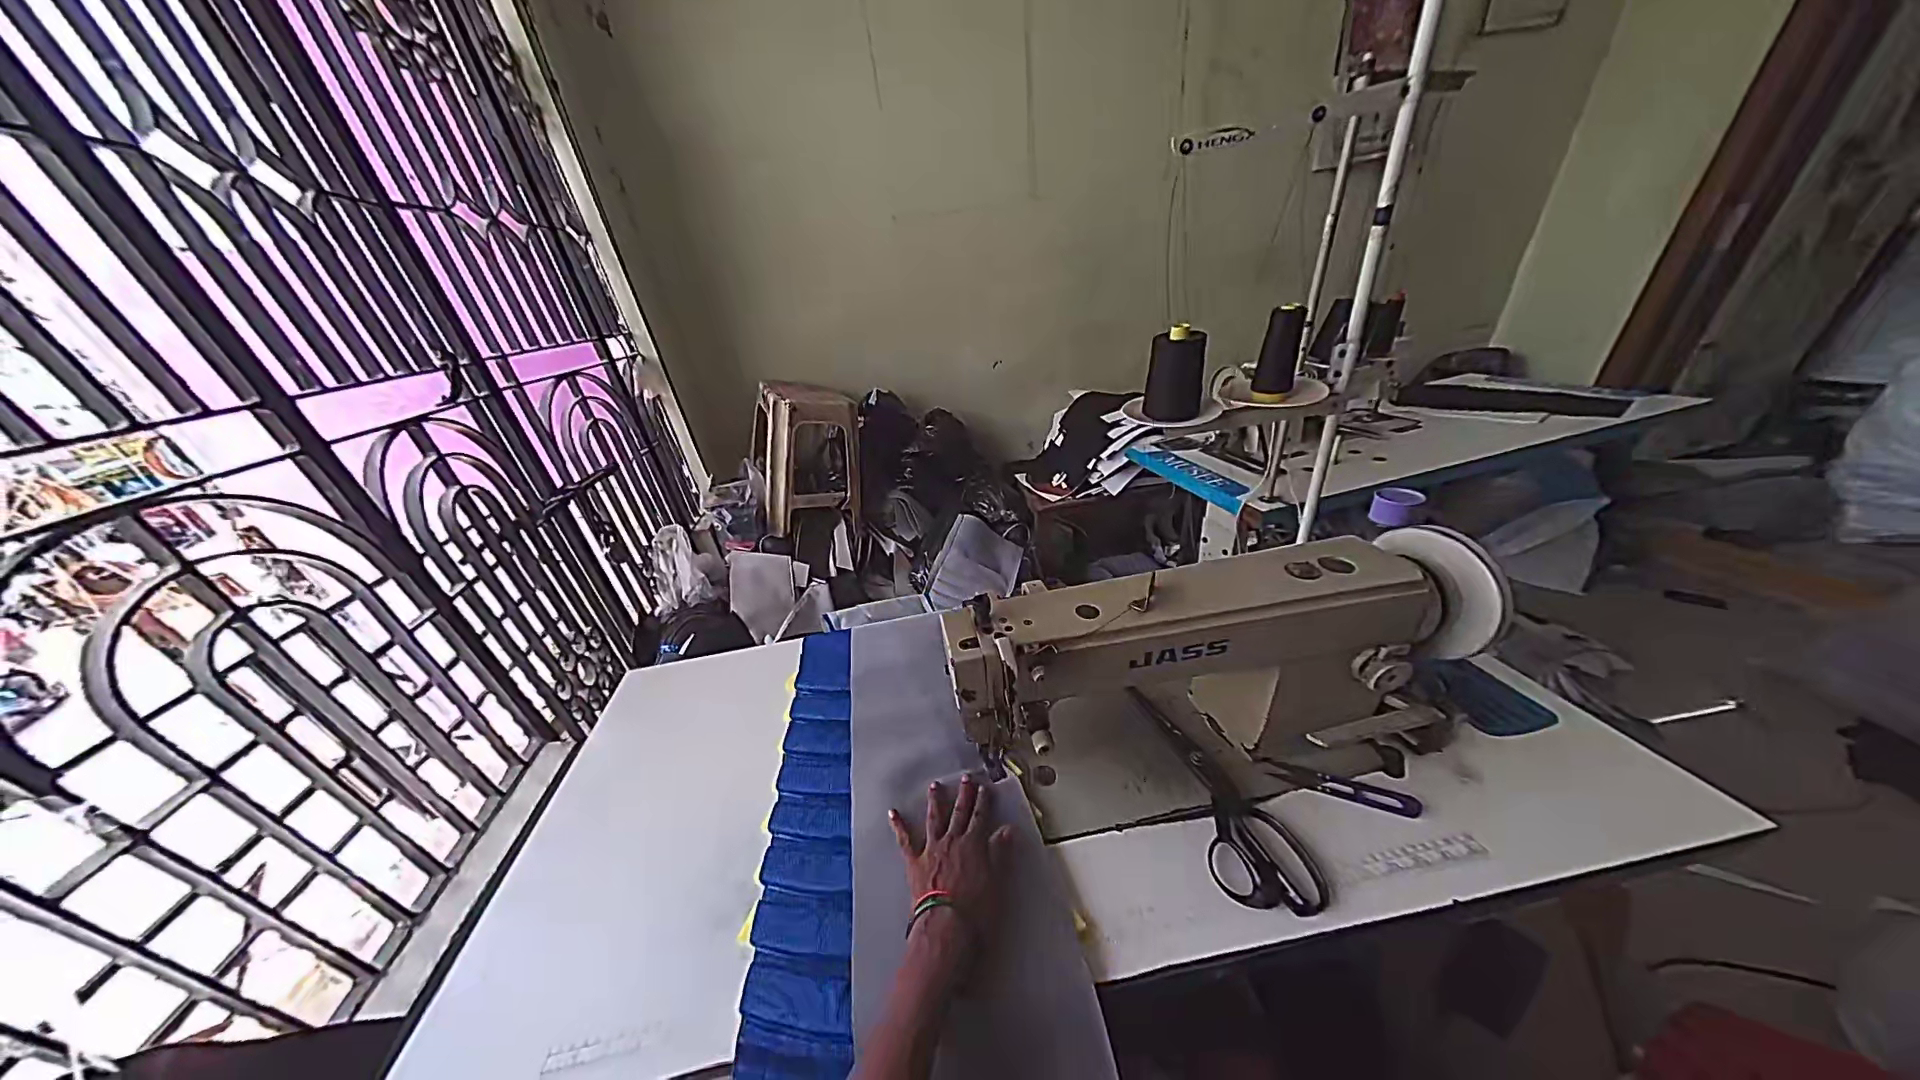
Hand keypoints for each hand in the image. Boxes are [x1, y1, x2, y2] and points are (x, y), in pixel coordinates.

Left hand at [888, 775, 1014, 972]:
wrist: (945, 927)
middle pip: (959, 813)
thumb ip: (1000, 853)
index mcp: (973, 844)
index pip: (980, 817)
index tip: (984, 789)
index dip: (983, 802)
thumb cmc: (974, 909)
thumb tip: (1007, 831)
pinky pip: (905, 840)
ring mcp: (931, 850)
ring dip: (935, 802)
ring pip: (934, 819)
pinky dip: (899, 826)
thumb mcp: (996, 881)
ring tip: (935, 786)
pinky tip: (893, 813)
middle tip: (965, 779)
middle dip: (963, 795)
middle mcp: (952, 841)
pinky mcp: (915, 863)